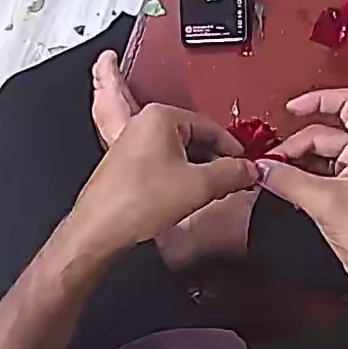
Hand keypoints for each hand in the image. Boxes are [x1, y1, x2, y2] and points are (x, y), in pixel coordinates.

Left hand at [65, 104, 258, 258]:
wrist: (98, 231)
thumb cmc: (136, 203)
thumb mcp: (200, 186)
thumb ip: (232, 173)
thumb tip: (249, 169)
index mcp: (160, 117)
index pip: (211, 127)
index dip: (233, 149)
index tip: (246, 166)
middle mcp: (144, 124)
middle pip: (196, 138)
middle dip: (216, 162)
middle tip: (233, 182)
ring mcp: (133, 144)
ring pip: (180, 152)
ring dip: (199, 172)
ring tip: (211, 193)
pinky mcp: (128, 164)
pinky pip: (164, 164)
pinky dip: (180, 178)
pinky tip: (186, 198)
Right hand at [255, 89, 347, 298]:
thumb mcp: (327, 204)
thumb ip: (289, 180)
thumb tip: (261, 167)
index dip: (319, 100)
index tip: (291, 109)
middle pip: (329, 133)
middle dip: (298, 144)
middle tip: (271, 162)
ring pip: (325, 156)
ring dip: (299, 163)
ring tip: (274, 175)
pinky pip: (327, 175)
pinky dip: (306, 178)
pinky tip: (287, 187)